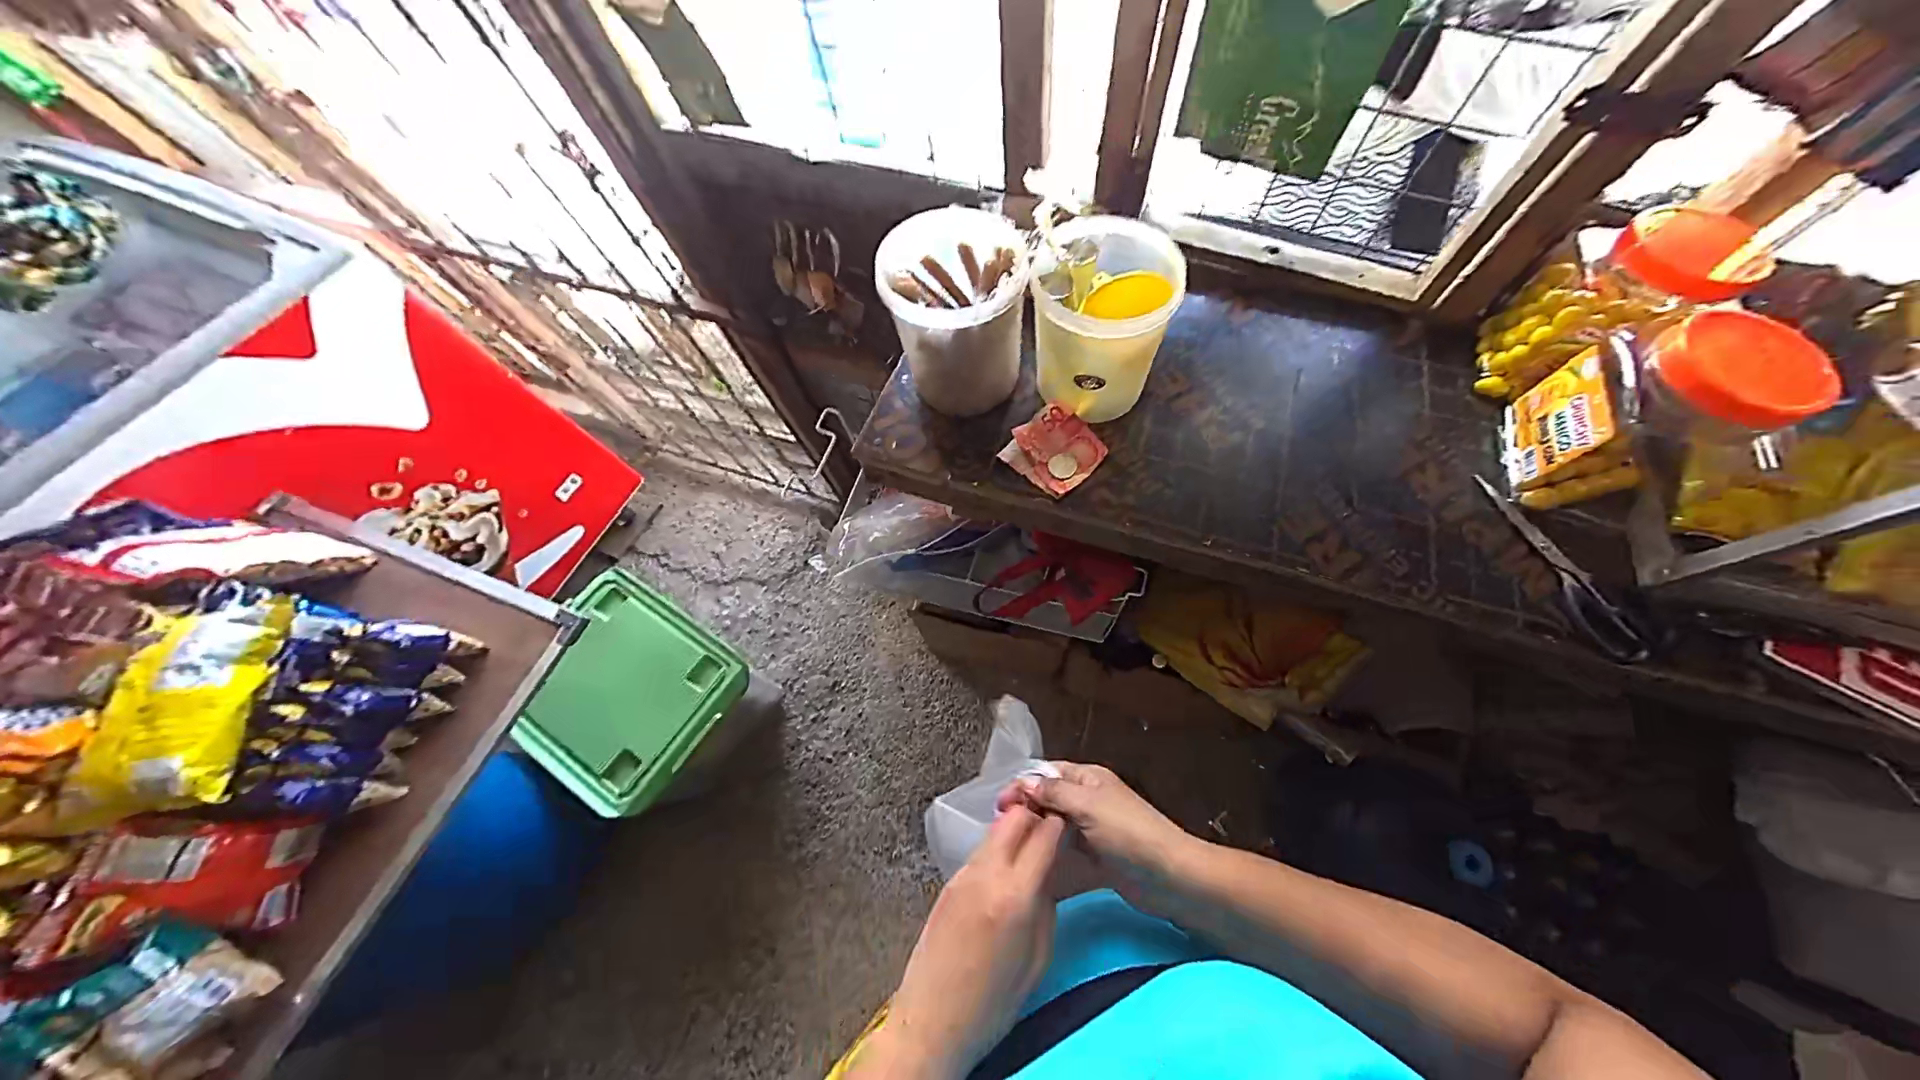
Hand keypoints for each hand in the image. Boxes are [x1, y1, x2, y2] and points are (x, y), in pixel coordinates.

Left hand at [876, 803, 1065, 1078]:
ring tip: (1029, 850)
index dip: (1059, 824)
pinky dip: (996, 851)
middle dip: (1035, 817)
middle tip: (1049, 829)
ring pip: (994, 832)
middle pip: (1014, 819)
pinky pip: (979, 853)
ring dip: (1014, 831)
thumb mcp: (1038, 959)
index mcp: (1015, 896)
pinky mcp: (948, 883)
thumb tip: (1048, 873)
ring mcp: (963, 875)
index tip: (1068, 824)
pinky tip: (1005, 872)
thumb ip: (1047, 907)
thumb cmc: (993, 1003)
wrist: (932, 1019)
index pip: (1043, 836)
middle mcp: (986, 875)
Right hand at [1003, 762, 1197, 912]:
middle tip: (1001, 828)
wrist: (1170, 876)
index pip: (1047, 774)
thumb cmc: (1129, 833)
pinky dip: (1051, 855)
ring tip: (1011, 848)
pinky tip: (1033, 866)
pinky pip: (1067, 852)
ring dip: (1037, 833)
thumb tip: (1024, 784)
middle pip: (1050, 799)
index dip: (1023, 785)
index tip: (1000, 804)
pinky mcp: (1096, 858)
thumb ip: (1054, 792)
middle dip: (1027, 809)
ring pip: (1056, 826)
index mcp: (1088, 779)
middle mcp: (1089, 799)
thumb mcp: (1088, 805)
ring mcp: (1093, 829)